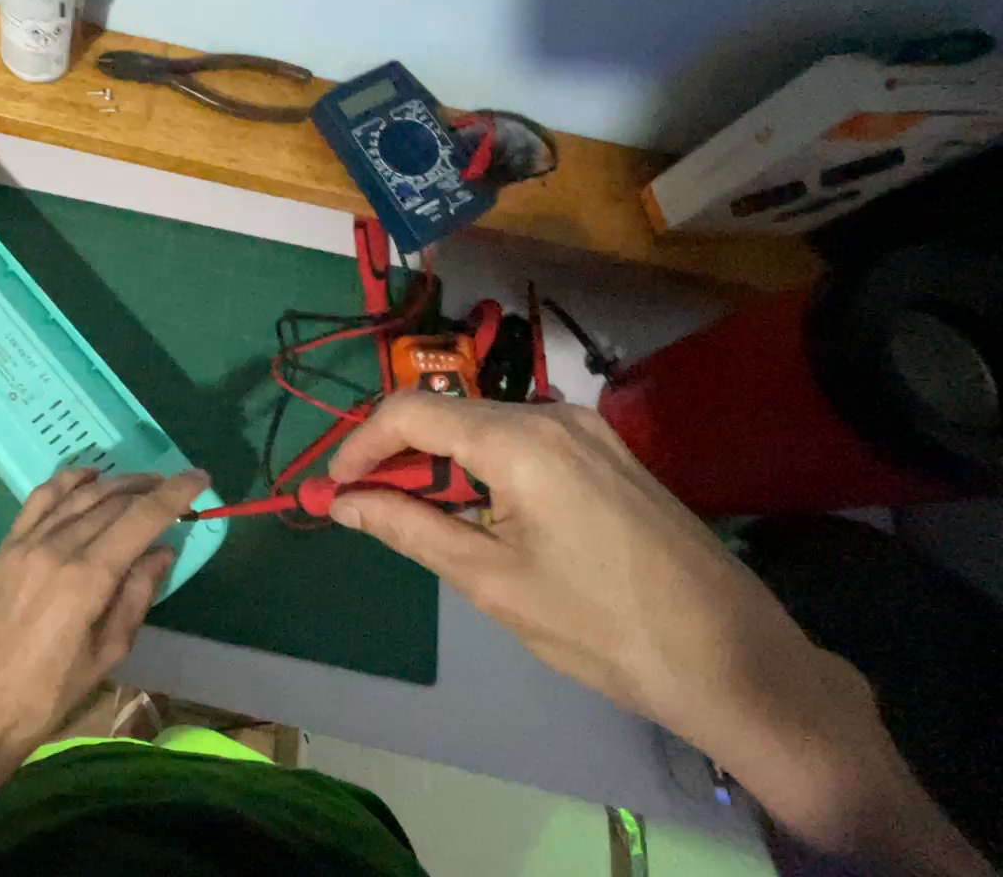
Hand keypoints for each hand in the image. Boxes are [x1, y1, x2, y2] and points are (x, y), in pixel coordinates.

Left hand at [0, 468, 207, 768]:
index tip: (200, 478)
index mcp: (87, 578)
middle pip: (112, 503)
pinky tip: (89, 476)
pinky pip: (41, 499)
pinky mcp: (8, 546)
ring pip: (80, 496)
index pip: (140, 519)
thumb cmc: (49, 693)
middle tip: (177, 492)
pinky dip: (68, 481)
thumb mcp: (107, 653)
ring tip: (144, 482)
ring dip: (116, 483)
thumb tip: (163, 551)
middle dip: (150, 491)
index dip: (174, 495)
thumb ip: (137, 595)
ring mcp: (28, 542)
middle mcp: (57, 547)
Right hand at [329, 392, 806, 733]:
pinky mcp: (603, 450)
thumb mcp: (488, 579)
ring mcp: (584, 428)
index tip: (336, 486)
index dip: (360, 444)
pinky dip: (474, 461)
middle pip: (442, 411)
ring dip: (432, 457)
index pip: (409, 413)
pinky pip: (515, 437)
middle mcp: (550, 415)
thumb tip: (342, 503)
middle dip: (392, 451)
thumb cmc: (600, 626)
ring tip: (409, 506)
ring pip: (477, 422)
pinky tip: (468, 503)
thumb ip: (406, 527)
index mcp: (520, 441)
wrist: (736, 661)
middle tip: (364, 500)